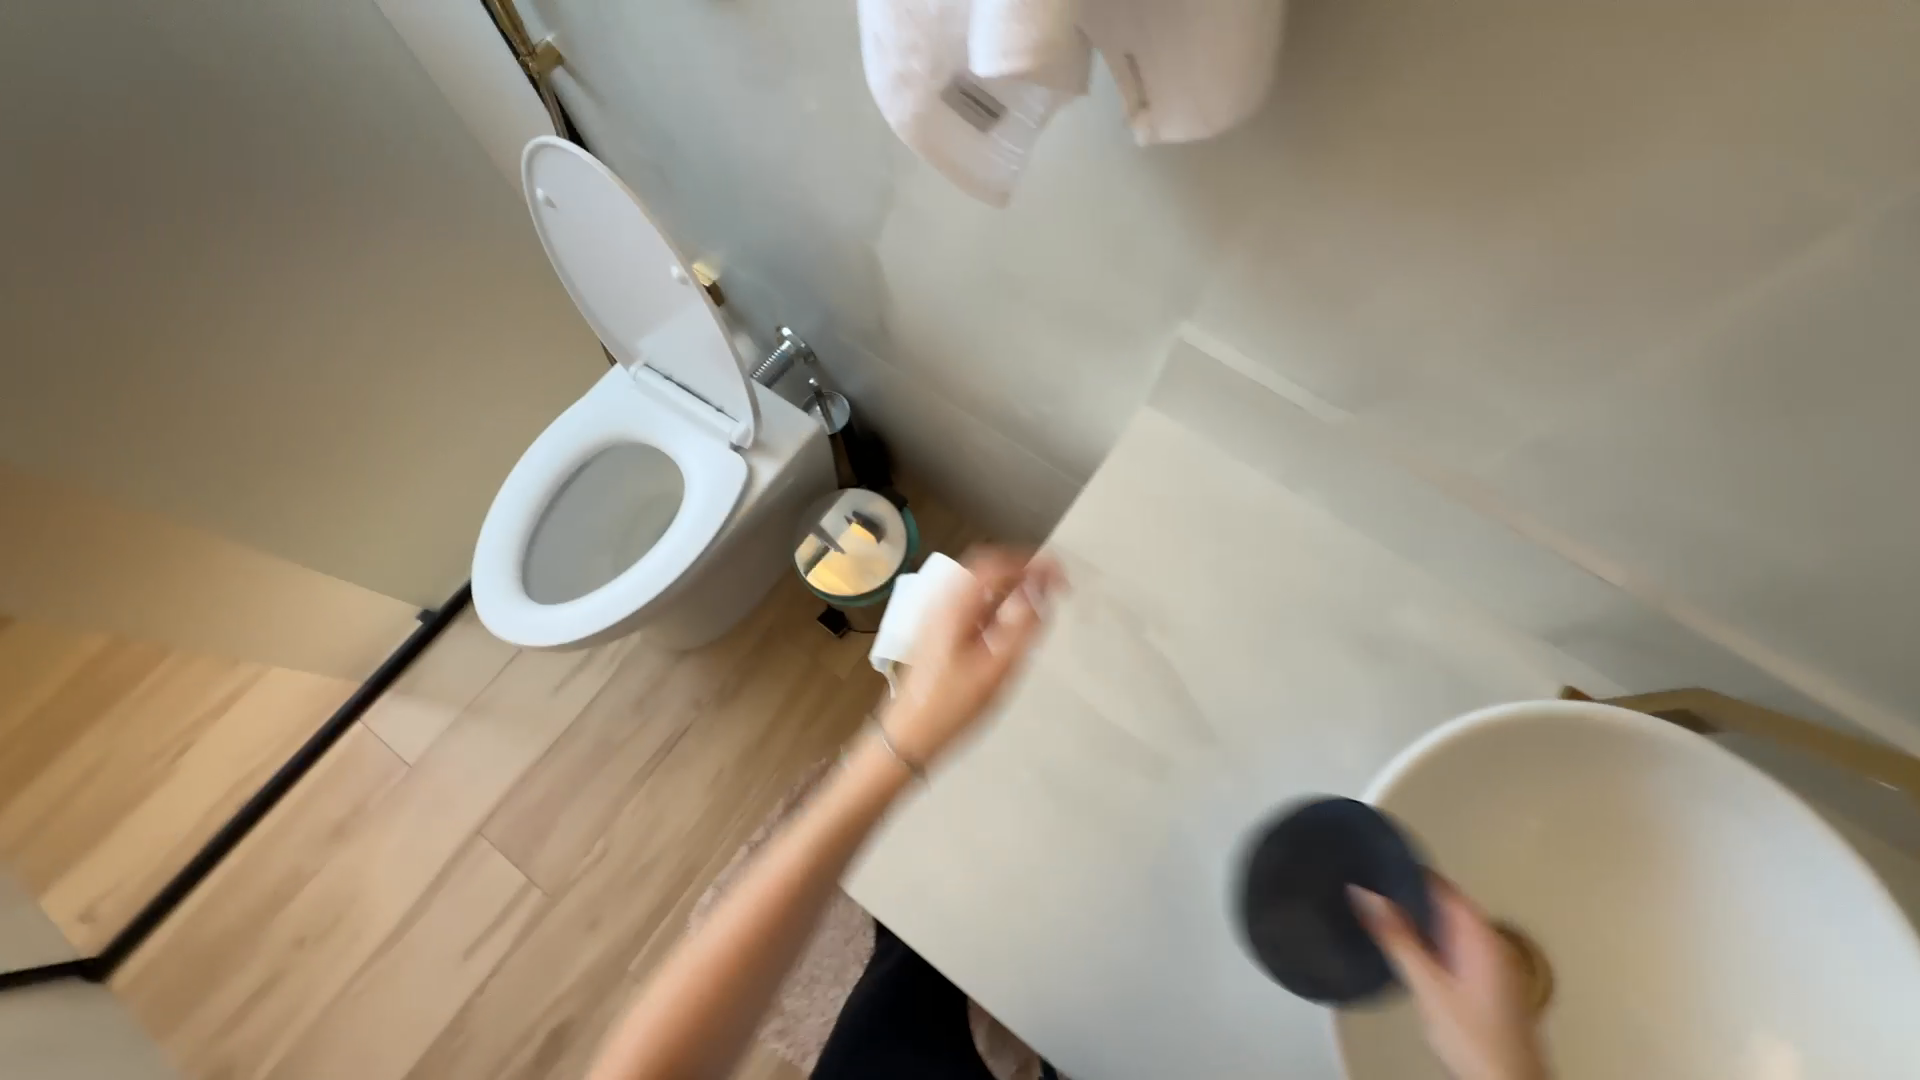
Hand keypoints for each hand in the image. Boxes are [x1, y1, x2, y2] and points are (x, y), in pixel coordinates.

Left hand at [880, 546, 1065, 766]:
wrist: (907, 736)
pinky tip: (1012, 621)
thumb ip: (1021, 627)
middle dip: (1021, 569)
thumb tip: (1040, 593)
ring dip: (1010, 584)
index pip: (996, 564)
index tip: (1060, 576)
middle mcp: (942, 601)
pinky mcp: (939, 631)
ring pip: (978, 585)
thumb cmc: (951, 706)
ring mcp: (937, 616)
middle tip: (1052, 585)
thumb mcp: (995, 669)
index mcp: (954, 605)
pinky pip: (972, 603)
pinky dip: (997, 601)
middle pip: (985, 567)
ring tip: (1039, 600)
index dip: (1031, 563)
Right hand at [1350, 878, 1547, 1079]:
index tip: (1372, 861)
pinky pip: (1449, 943)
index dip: (1407, 870)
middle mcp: (1490, 941)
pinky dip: (1425, 937)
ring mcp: (1490, 961)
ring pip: (1444, 925)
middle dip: (1405, 892)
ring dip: (1414, 916)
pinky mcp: (1484, 980)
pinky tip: (1400, 942)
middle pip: (1442, 903)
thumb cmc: (1473, 1036)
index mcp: (1480, 935)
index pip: (1440, 885)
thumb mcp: (1427, 984)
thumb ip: (1396, 936)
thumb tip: (1362, 893)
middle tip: (1364, 882)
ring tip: (1373, 906)